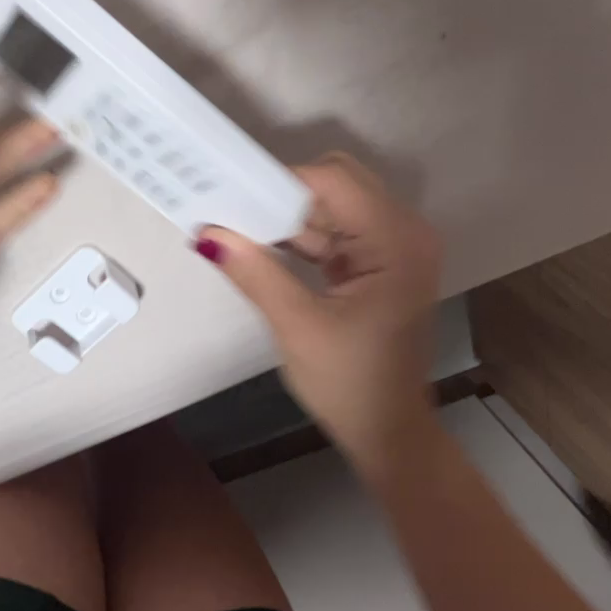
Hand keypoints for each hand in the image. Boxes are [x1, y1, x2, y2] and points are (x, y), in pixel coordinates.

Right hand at [198, 154, 442, 480]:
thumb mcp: (297, 326)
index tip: (230, 194)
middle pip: (337, 185)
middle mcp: (403, 233)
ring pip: (333, 208)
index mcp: (396, 241)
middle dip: (283, 196)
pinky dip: (301, 239)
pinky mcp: (379, 267)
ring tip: (236, 228)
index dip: (279, 182)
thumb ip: (255, 273)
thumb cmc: (349, 383)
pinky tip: (262, 249)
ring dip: (288, 218)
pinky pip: (336, 235)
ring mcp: (393, 249)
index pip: (333, 180)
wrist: (386, 430)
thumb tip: (207, 235)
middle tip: (231, 211)